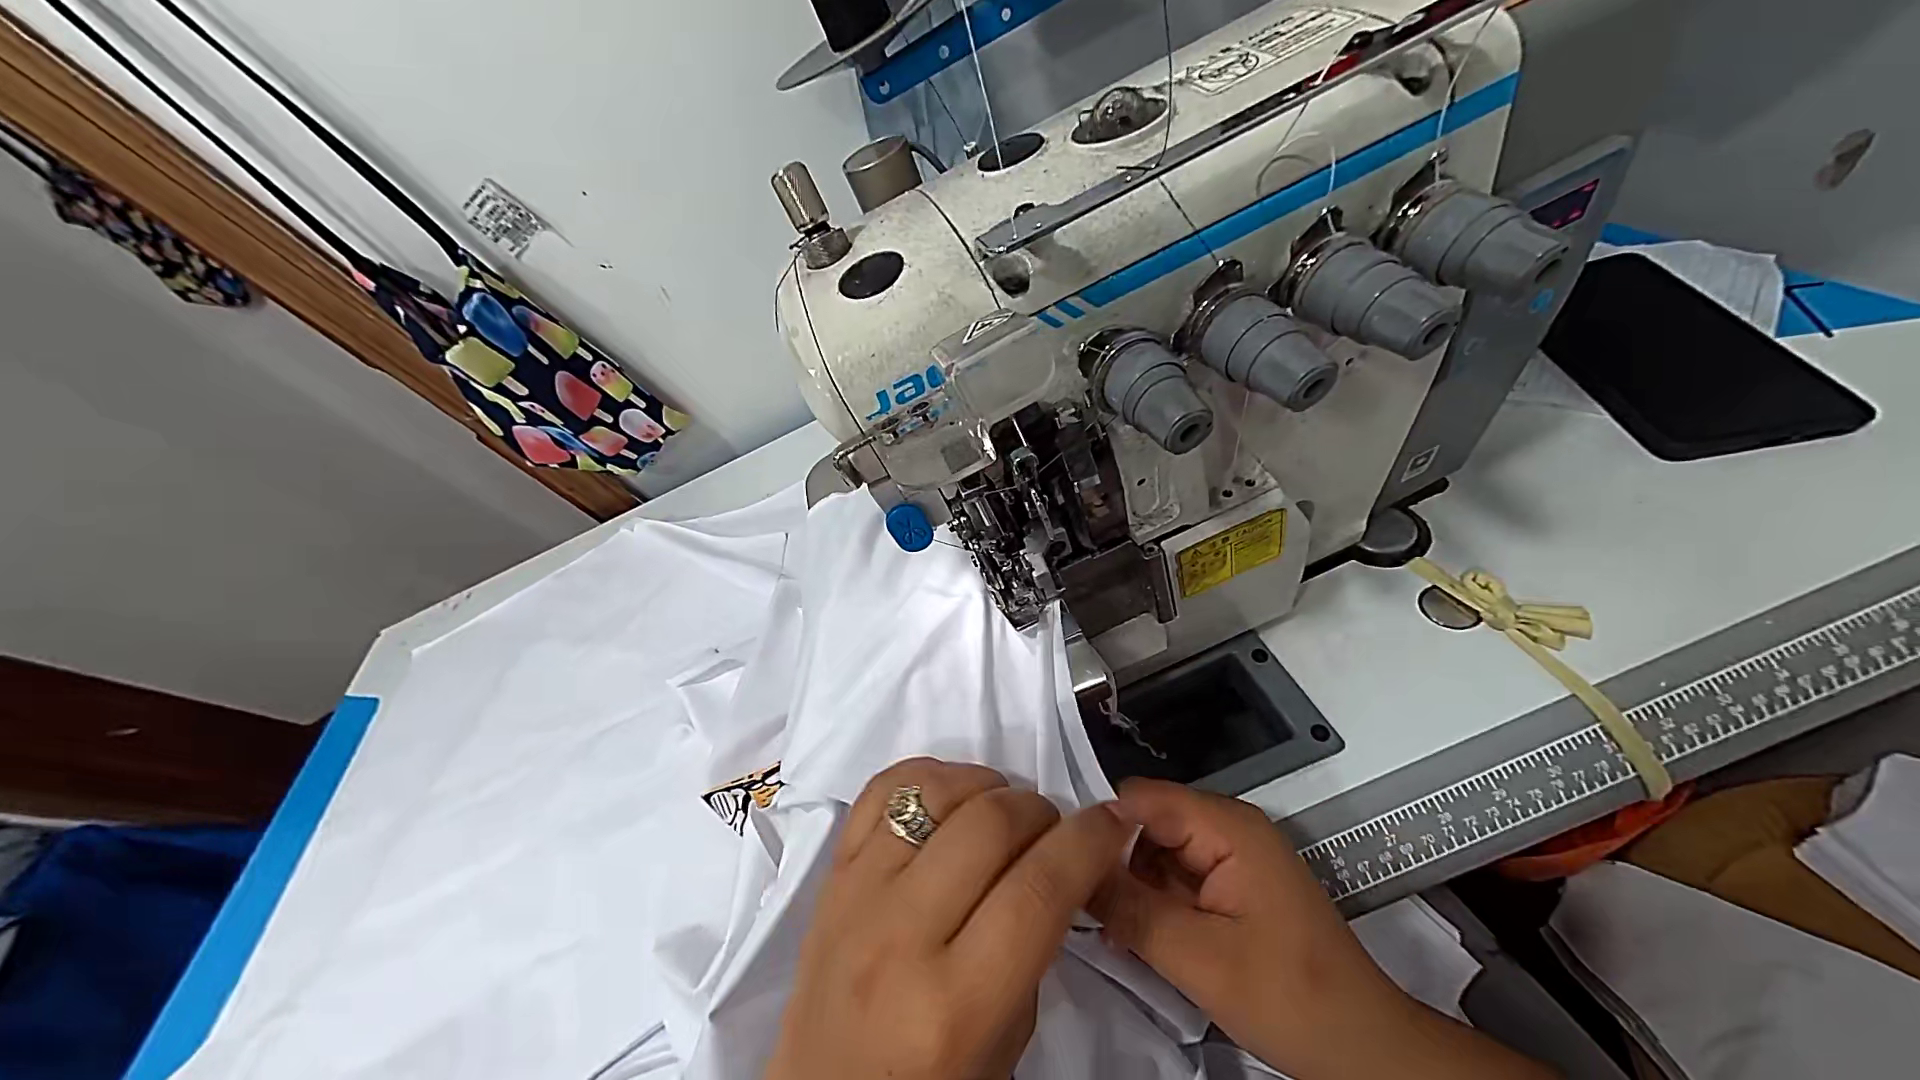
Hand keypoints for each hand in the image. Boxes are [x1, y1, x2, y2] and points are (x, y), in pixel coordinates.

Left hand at [766, 758, 1130, 1079]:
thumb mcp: (1004, 1044)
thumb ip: (1033, 949)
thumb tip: (1059, 862)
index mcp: (954, 1004)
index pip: (1039, 888)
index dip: (1089, 840)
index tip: (1113, 821)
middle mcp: (900, 935)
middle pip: (990, 824)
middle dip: (1040, 810)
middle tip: (1053, 828)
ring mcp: (856, 894)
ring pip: (936, 792)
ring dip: (987, 786)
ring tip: (1002, 811)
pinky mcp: (830, 872)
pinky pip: (880, 790)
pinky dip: (928, 776)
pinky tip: (951, 796)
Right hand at [1089, 779, 1553, 1079]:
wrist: (1362, 1048)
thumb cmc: (1288, 996)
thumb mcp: (1197, 956)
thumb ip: (1129, 905)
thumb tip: (1070, 867)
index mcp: (1226, 825)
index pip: (1140, 798)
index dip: (1097, 824)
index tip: (1061, 861)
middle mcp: (1227, 826)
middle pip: (1146, 821)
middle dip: (1112, 860)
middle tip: (1081, 904)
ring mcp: (1231, 854)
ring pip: (1156, 850)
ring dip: (1131, 885)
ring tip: (1107, 927)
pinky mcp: (1230, 883)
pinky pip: (1175, 875)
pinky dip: (1152, 900)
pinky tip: (1134, 935)